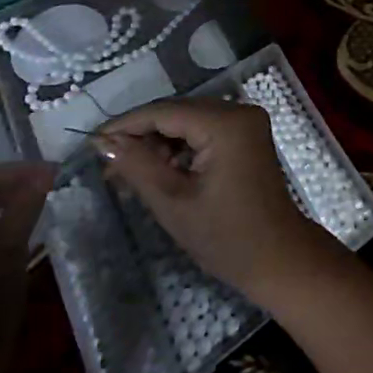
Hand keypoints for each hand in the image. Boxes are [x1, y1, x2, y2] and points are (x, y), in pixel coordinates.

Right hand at [93, 98, 342, 305]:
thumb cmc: (226, 238)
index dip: (125, 125)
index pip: (163, 112)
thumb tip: (102, 141)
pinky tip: (157, 173)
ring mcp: (246, 122)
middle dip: (141, 137)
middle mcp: (238, 111)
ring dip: (158, 145)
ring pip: (187, 122)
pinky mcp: (246, 136)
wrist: (280, 261)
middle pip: (176, 113)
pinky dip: (179, 149)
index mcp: (225, 123)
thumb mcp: (172, 202)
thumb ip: (136, 165)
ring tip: (128, 175)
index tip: (92, 143)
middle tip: (109, 165)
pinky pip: (203, 132)